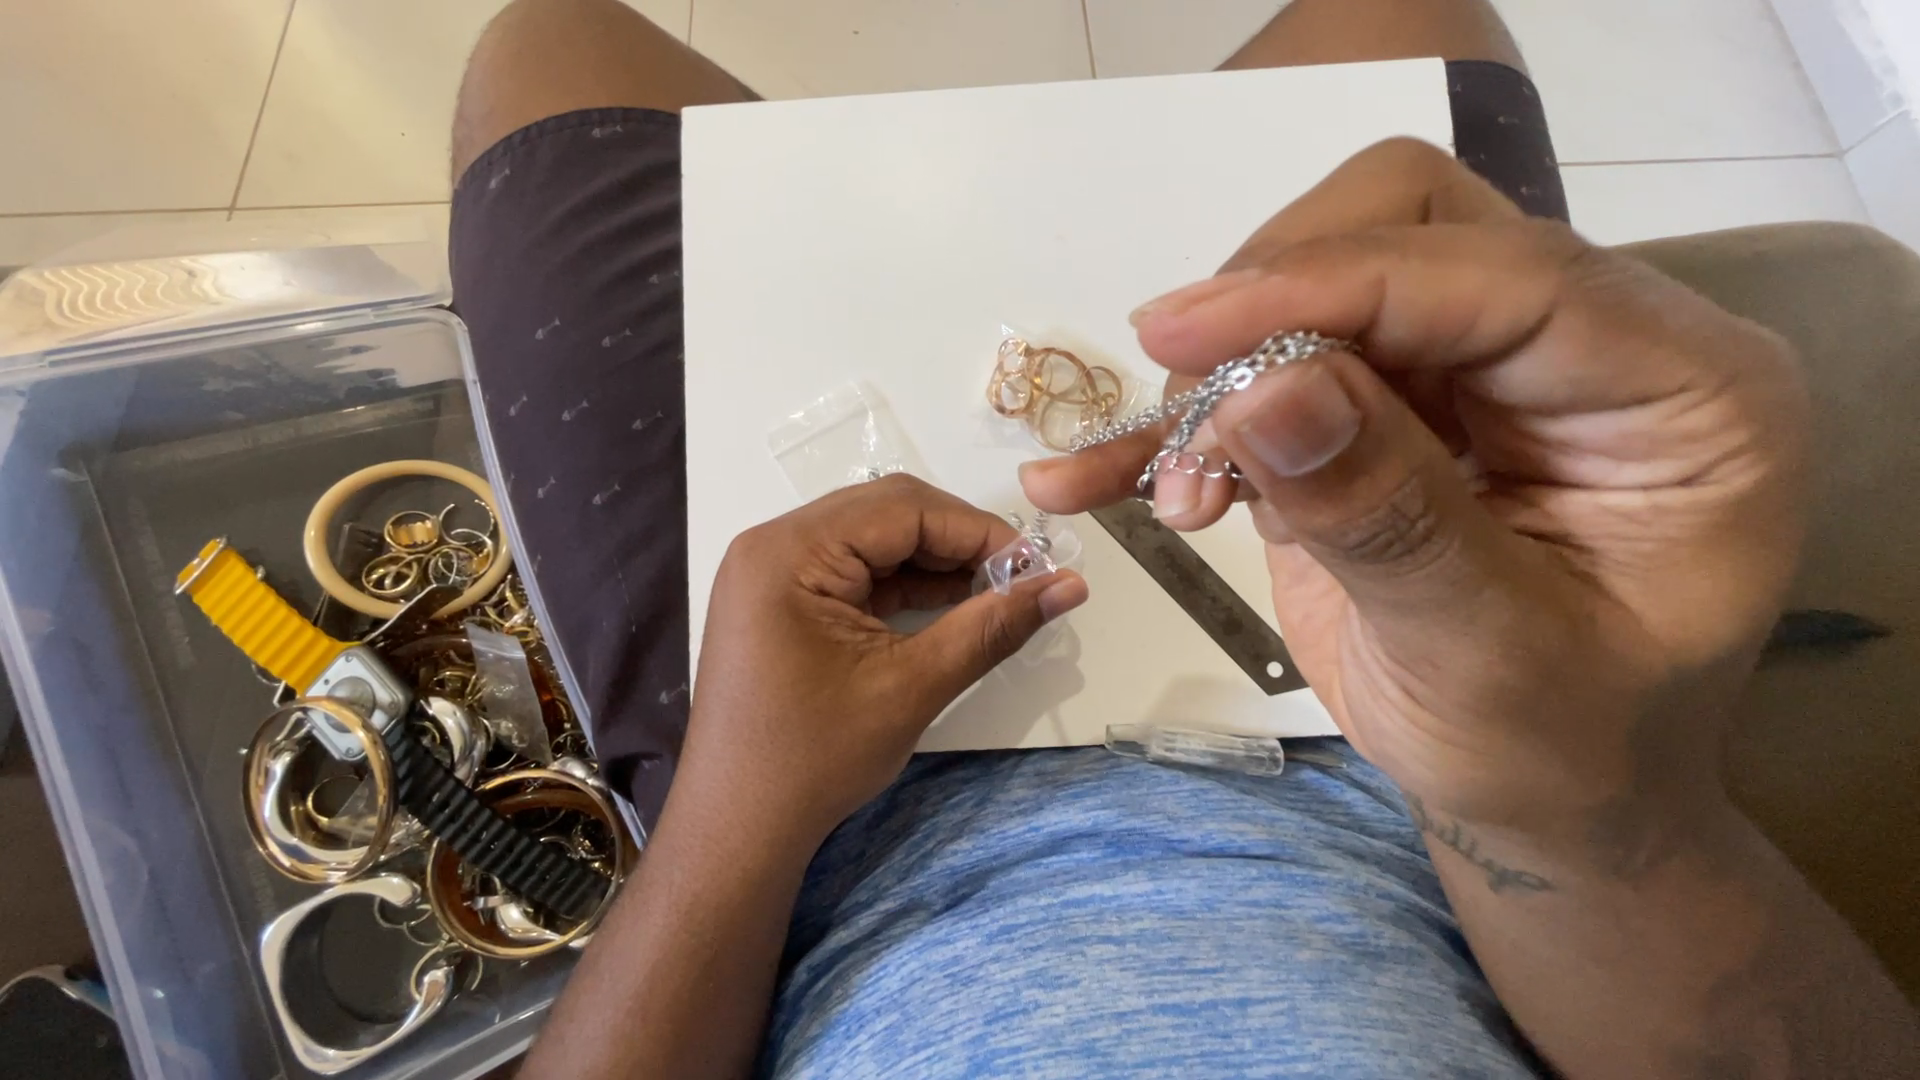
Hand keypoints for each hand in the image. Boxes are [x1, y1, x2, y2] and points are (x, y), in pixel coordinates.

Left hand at [682, 474, 1088, 843]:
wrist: (738, 828)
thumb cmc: (814, 760)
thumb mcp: (912, 687)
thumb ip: (992, 628)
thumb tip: (1070, 586)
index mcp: (790, 551)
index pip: (902, 508)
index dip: (977, 530)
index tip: (1035, 565)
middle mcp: (774, 545)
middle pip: (886, 513)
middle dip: (958, 542)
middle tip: (1017, 580)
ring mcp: (773, 572)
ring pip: (874, 540)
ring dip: (935, 561)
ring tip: (993, 594)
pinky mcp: (782, 600)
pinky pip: (854, 570)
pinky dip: (904, 583)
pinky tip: (949, 604)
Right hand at [1022, 139, 1808, 838]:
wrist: (1527, 793)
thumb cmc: (1551, 747)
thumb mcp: (1483, 653)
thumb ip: (1383, 514)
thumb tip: (1261, 388)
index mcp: (1669, 388)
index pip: (1492, 274)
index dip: (1325, 284)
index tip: (1177, 332)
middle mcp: (1563, 352)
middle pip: (1397, 230)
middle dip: (1270, 307)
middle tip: (1189, 406)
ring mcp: (1456, 380)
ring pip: (1305, 299)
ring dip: (1212, 384)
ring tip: (1178, 498)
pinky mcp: (1364, 421)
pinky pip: (1259, 386)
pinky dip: (1177, 431)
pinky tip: (1091, 480)